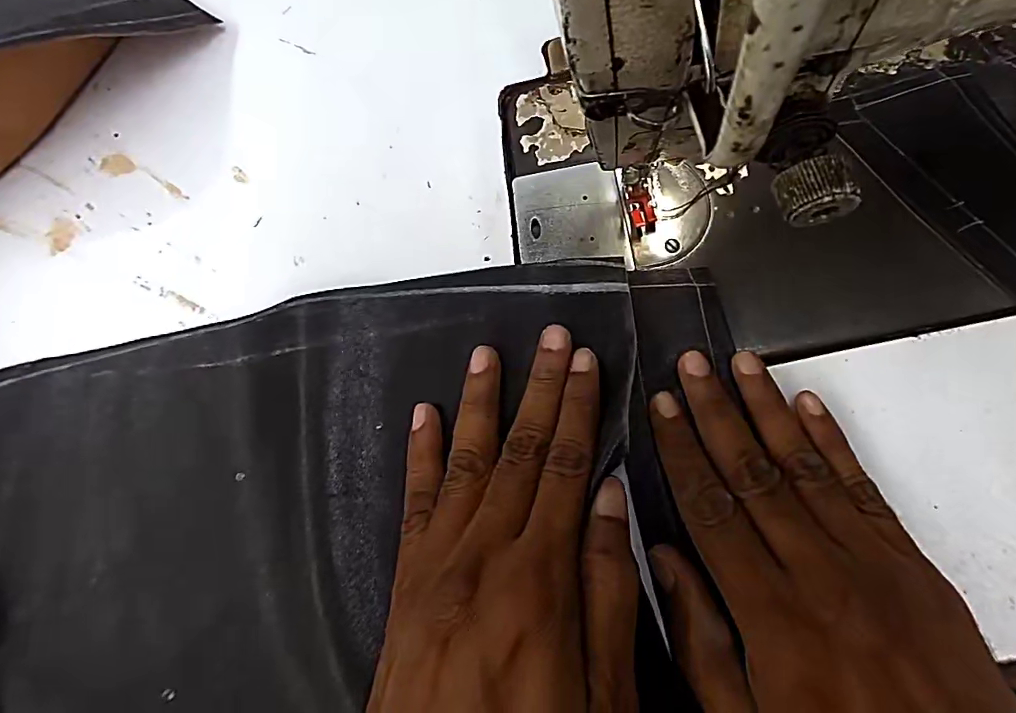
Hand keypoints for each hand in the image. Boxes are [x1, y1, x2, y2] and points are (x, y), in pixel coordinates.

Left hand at [368, 324, 640, 712]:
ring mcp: (437, 567)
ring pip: (465, 462)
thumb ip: (607, 590)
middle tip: (552, 338)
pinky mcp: (404, 587)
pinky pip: (413, 504)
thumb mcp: (600, 694)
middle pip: (521, 451)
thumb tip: (611, 499)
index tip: (587, 363)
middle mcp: (484, 557)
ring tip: (487, 355)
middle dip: (541, 388)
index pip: (566, 467)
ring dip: (479, 404)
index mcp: (538, 578)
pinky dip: (418, 454)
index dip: (579, 408)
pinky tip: (422, 415)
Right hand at [649, 349, 1015, 712]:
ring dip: (767, 406)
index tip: (663, 411)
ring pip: (803, 462)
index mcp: (774, 618)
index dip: (681, 450)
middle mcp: (820, 574)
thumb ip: (703, 644)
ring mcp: (868, 559)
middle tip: (692, 366)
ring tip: (741, 364)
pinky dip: (832, 438)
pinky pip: (860, 484)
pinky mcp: (907, 558)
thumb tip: (667, 563)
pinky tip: (809, 403)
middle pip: (752, 471)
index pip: (711, 508)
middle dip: (715, 410)